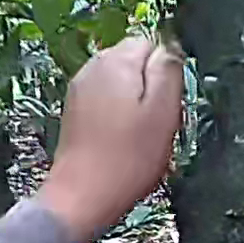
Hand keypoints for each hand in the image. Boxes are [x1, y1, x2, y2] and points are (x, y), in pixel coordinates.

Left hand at [39, 34, 184, 242]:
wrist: (82, 197)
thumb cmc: (129, 159)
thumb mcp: (163, 112)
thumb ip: (169, 71)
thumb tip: (169, 48)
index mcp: (117, 60)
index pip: (153, 45)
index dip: (166, 76)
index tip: (167, 109)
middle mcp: (93, 66)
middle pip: (135, 65)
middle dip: (149, 90)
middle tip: (154, 128)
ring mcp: (79, 90)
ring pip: (120, 87)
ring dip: (133, 107)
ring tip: (137, 140)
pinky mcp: (74, 113)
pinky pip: (105, 105)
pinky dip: (116, 120)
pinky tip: (119, 145)